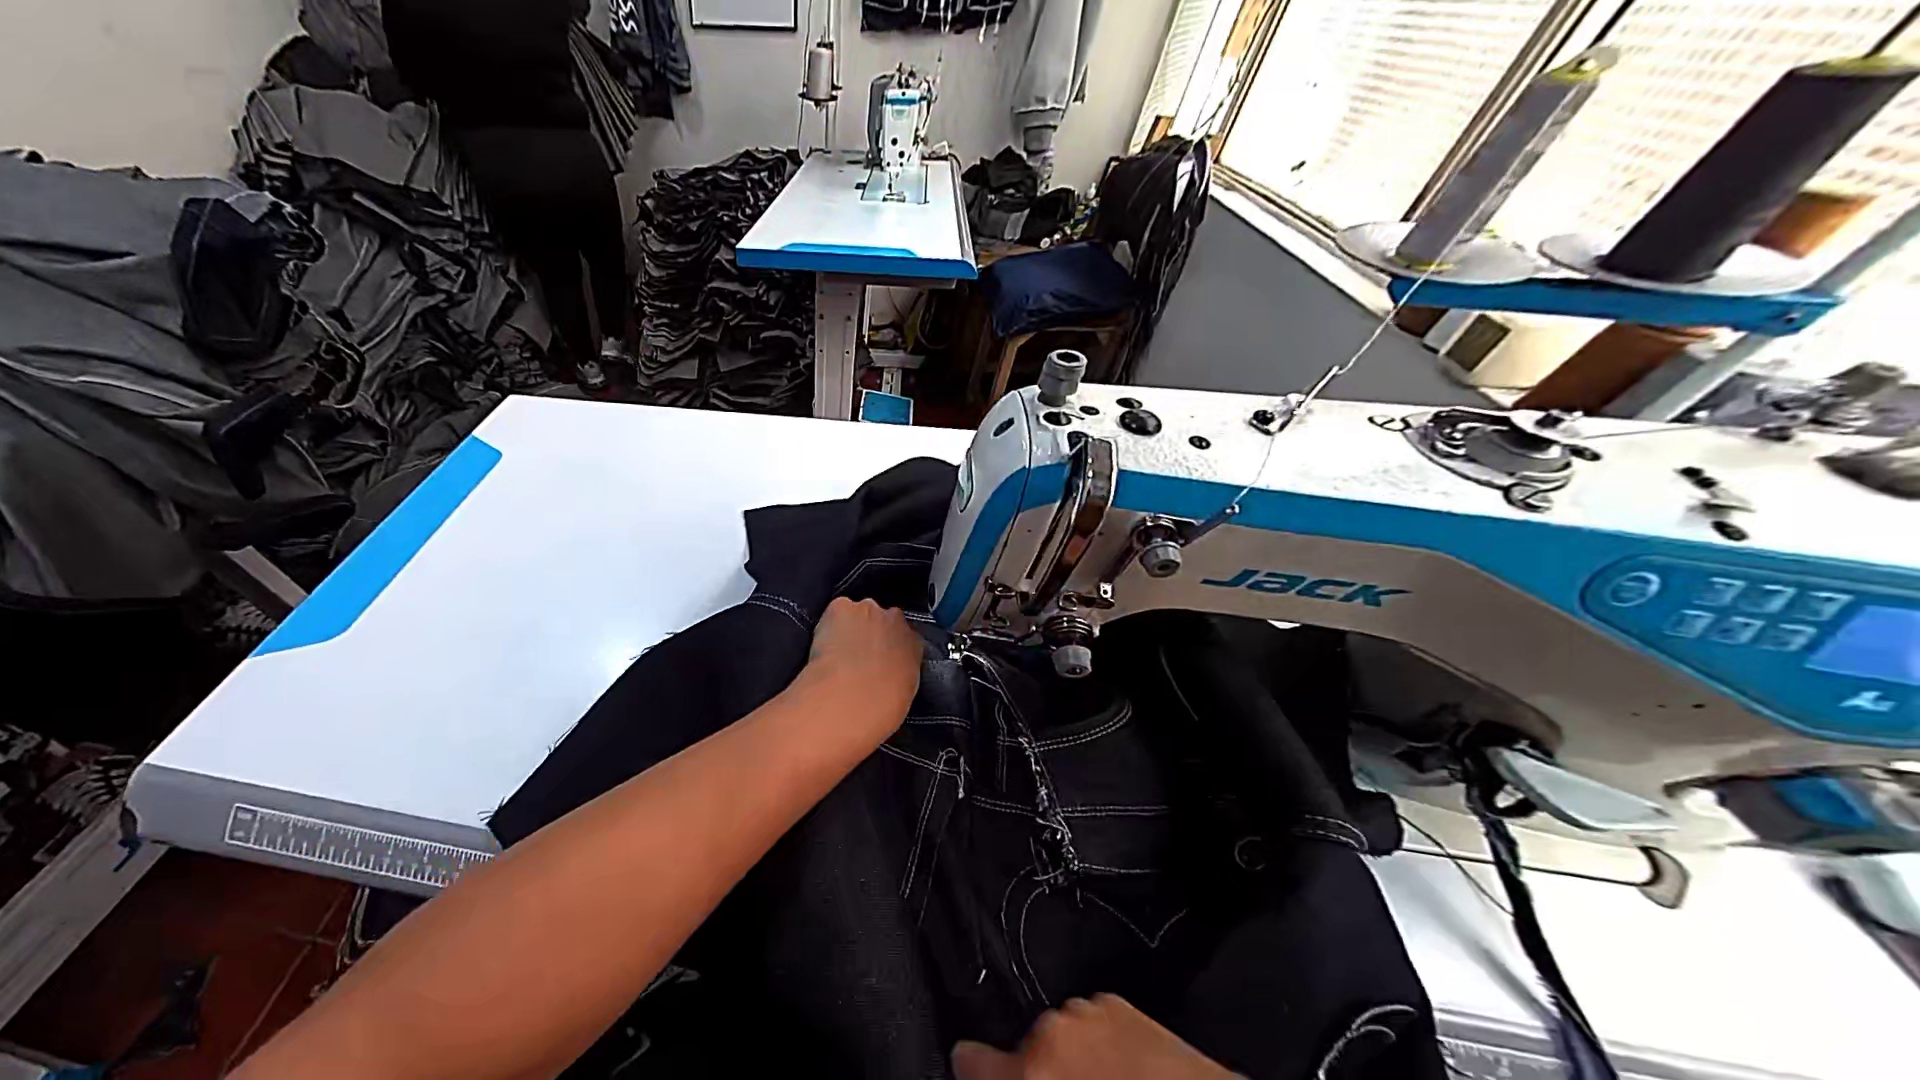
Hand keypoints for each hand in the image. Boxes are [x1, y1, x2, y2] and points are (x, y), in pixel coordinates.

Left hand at [805, 597, 923, 716]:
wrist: (850, 699)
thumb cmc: (878, 707)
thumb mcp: (904, 694)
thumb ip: (901, 674)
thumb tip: (890, 675)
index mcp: (915, 644)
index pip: (906, 636)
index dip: (890, 647)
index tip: (880, 659)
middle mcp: (895, 620)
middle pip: (884, 619)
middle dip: (873, 632)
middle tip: (858, 656)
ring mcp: (868, 610)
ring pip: (858, 613)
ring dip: (851, 626)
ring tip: (838, 652)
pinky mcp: (841, 607)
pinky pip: (836, 610)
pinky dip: (829, 623)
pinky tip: (825, 643)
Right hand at [952, 995, 1236, 1079]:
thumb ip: (1023, 1076)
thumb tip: (1002, 1068)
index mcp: (1031, 1072)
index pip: (973, 1061)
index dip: (968, 1063)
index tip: (964, 1061)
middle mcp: (1048, 1034)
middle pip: (1026, 1047)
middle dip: (1039, 1069)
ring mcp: (1083, 1013)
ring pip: (1061, 1032)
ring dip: (1072, 1054)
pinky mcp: (1113, 1002)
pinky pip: (1091, 1019)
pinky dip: (1098, 1038)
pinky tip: (1120, 1066)